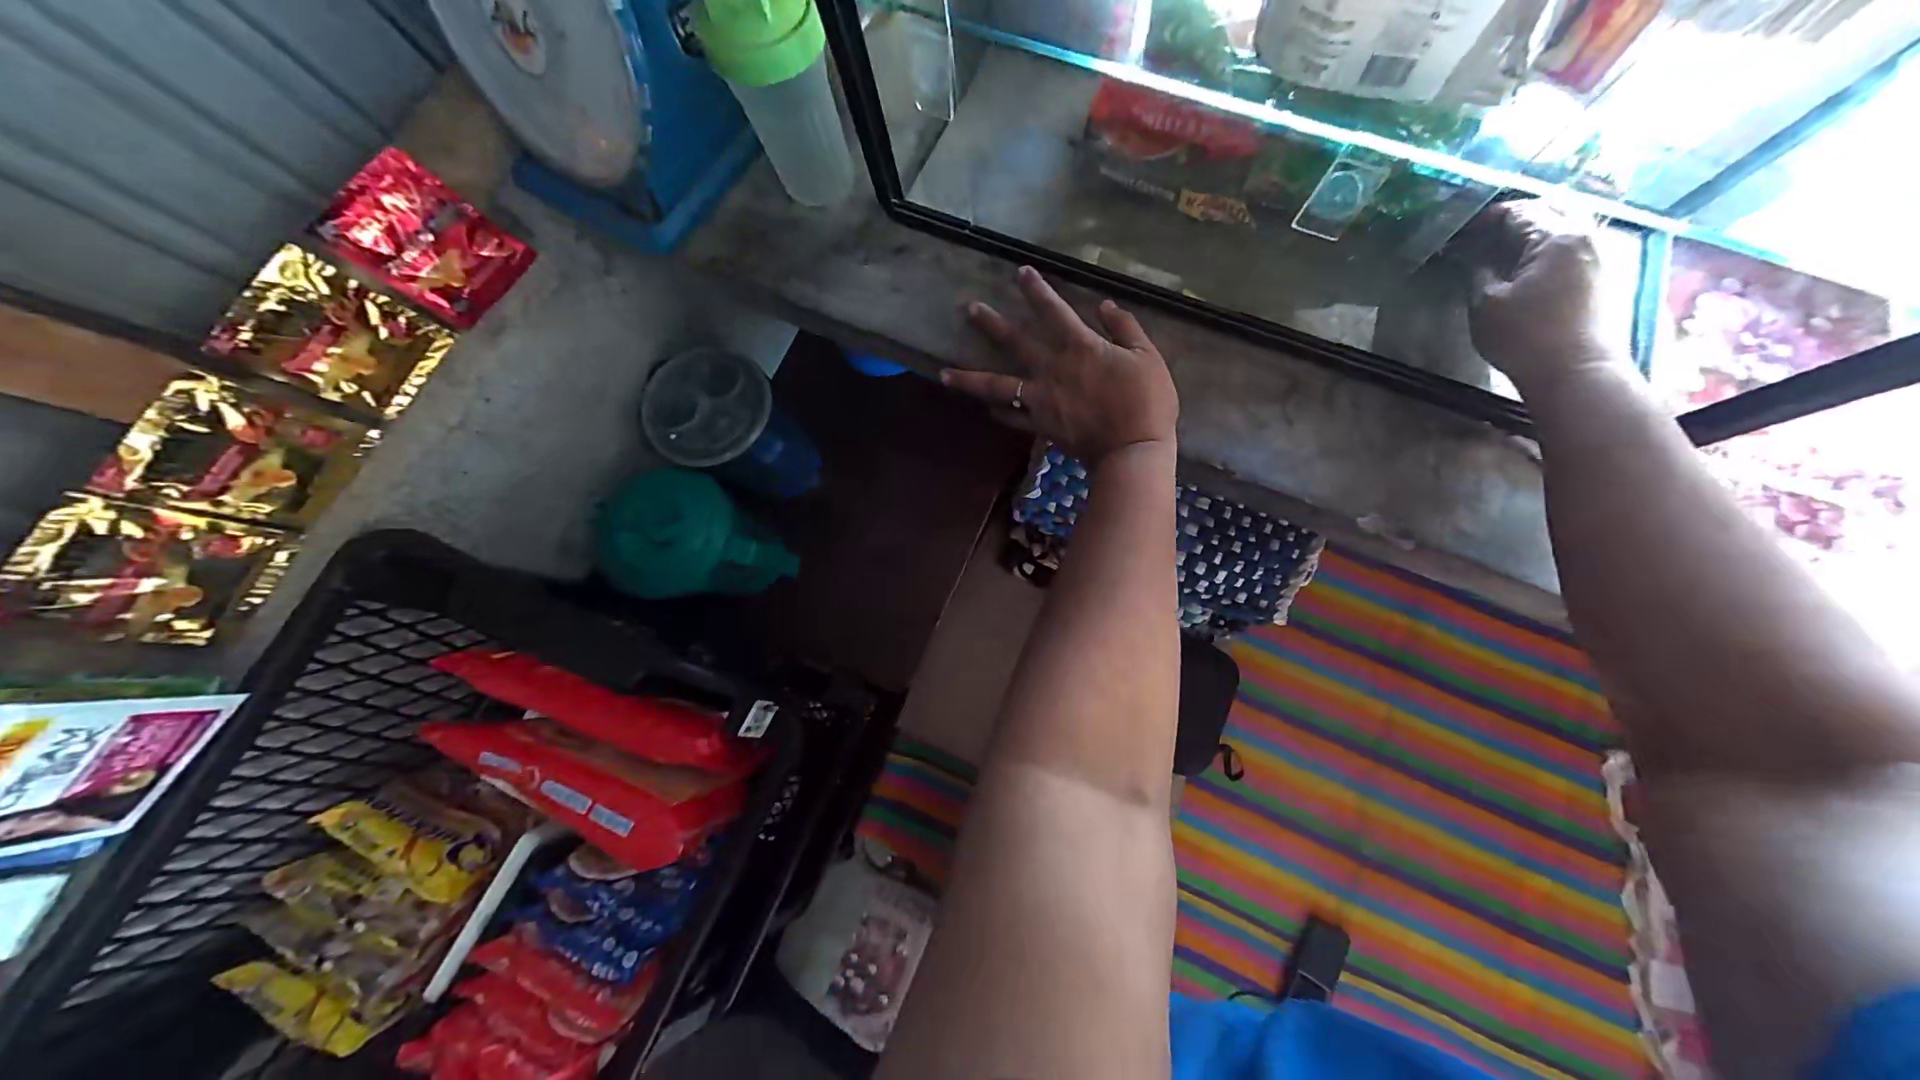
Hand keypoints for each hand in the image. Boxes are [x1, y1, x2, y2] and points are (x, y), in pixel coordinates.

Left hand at [944, 266, 1178, 464]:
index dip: (1036, 290)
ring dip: (970, 379)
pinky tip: (985, 408)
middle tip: (967, 309)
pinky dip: (998, 412)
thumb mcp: (1147, 356)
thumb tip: (1105, 305)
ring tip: (944, 374)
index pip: (1053, 310)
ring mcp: (1041, 400)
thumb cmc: (1147, 402)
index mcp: (1080, 348)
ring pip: (998, 386)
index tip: (1019, 273)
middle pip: (1014, 342)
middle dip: (990, 324)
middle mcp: (1052, 370)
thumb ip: (1125, 327)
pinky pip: (1012, 418)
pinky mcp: (1040, 426)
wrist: (1132, 451)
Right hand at [1464, 201, 1618, 392]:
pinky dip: (1549, 247)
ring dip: (1534, 232)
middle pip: (1549, 210)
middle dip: (1514, 219)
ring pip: (1565, 226)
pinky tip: (1528, 265)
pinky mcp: (1603, 274)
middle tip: (1481, 237)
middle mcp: (1586, 236)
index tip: (1459, 233)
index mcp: (1557, 237)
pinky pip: (1574, 245)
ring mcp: (1600, 254)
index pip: (1518, 212)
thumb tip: (1472, 256)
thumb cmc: (1523, 336)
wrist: (1575, 370)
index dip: (1484, 219)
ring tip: (1504, 249)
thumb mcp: (1485, 303)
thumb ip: (1477, 272)